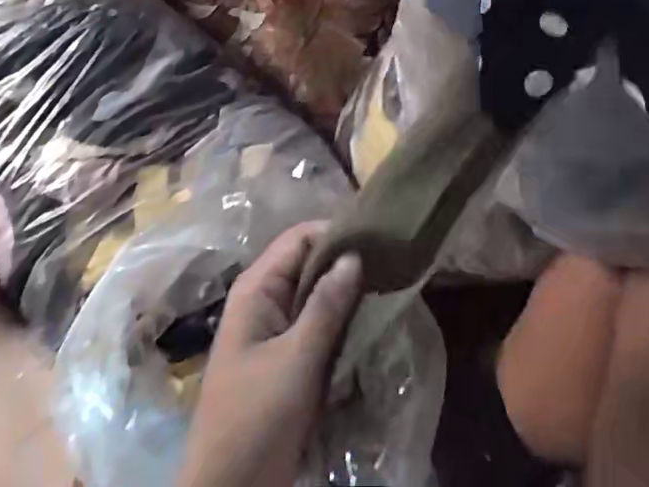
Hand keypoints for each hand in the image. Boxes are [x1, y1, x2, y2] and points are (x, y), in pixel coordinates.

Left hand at [177, 222, 364, 486]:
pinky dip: (342, 323)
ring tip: (390, 288)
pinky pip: (318, 327)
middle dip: (346, 263)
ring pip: (317, 296)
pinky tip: (373, 323)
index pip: (299, 239)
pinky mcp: (288, 358)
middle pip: (309, 264)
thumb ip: (325, 306)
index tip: (377, 238)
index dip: (335, 233)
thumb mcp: (296, 359)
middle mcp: (265, 299)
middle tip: (391, 264)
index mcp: (256, 288)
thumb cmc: (256, 416)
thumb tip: (353, 255)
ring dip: (347, 295)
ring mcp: (276, 330)